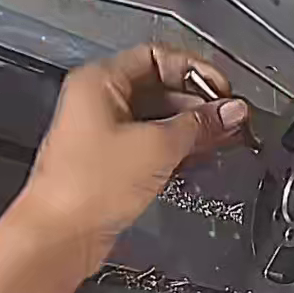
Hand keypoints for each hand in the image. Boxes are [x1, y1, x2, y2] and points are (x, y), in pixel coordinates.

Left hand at [8, 44, 250, 276]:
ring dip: (191, 130)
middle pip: (159, 90)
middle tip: (231, 120)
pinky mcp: (112, 168)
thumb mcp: (155, 147)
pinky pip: (151, 149)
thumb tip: (231, 111)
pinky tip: (200, 159)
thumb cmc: (90, 186)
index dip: (195, 70)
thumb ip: (198, 126)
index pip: (156, 57)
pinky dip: (176, 152)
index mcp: (101, 82)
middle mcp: (100, 104)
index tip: (224, 91)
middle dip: (198, 104)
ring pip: (157, 122)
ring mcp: (105, 137)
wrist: (62, 235)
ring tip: (225, 140)